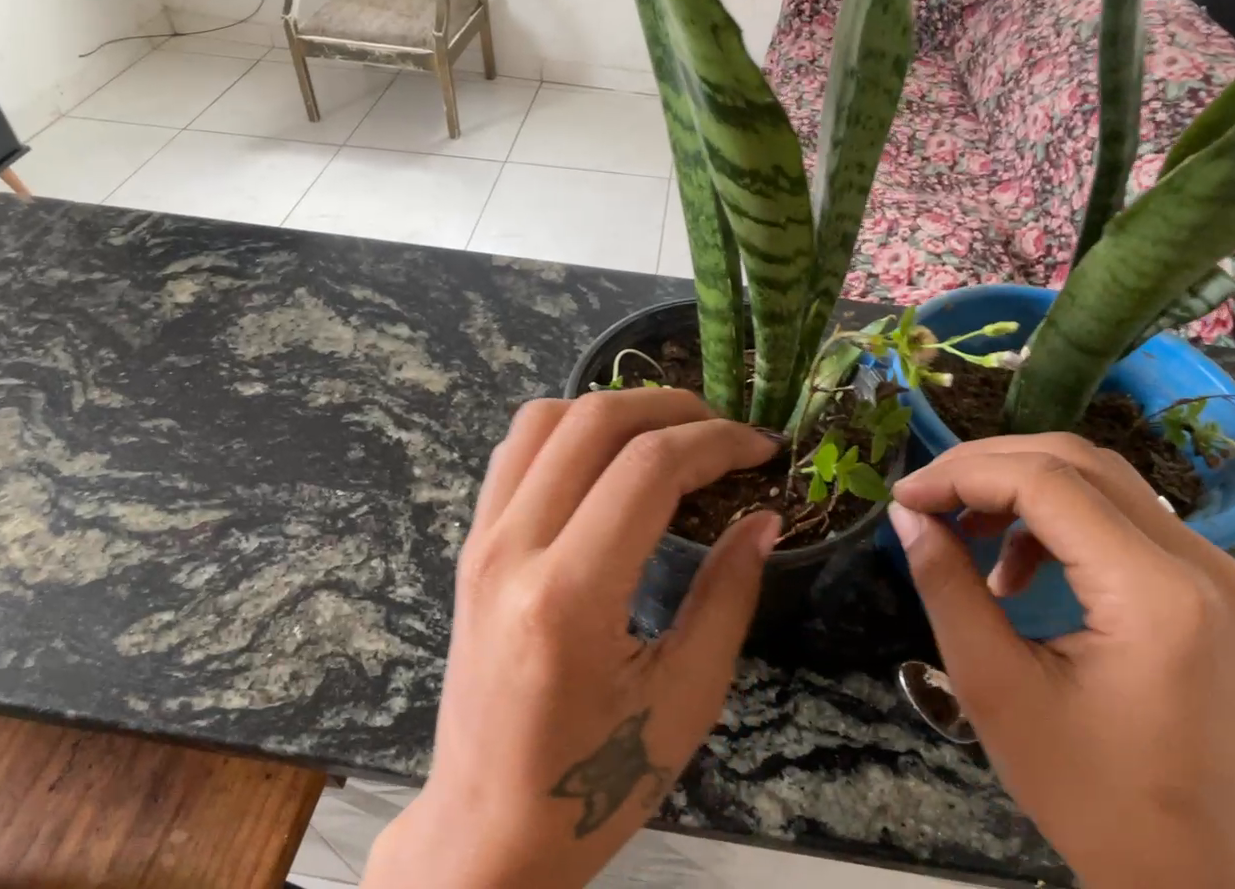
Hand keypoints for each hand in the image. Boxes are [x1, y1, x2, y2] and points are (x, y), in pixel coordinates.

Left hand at [362, 388, 782, 888]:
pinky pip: (515, 453)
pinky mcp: (470, 547)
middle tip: (726, 433)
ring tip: (671, 436)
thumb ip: (728, 594)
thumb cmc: (595, 782)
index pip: (648, 467)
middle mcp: (511, 550)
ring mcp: (480, 542)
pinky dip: (569, 432)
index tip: (763, 448)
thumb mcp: (685, 698)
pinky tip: (609, 461)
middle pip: (592, 422)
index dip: (717, 443)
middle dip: (672, 408)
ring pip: (542, 421)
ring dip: (614, 410)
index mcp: (569, 596)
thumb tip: (764, 518)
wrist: (487, 827)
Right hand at [887, 434, 1234, 888]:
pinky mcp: (1205, 583)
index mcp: (1154, 592)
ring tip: (965, 533)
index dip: (962, 475)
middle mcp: (1198, 562)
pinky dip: (1055, 519)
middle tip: (926, 500)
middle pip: (1076, 463)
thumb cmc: (1083, 788)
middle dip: (987, 468)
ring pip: (1098, 478)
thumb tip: (907, 513)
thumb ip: (947, 585)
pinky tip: (1016, 570)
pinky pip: (1119, 514)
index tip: (904, 497)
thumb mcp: (993, 686)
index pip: (1046, 483)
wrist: (1183, 862)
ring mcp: (1211, 569)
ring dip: (1019, 488)